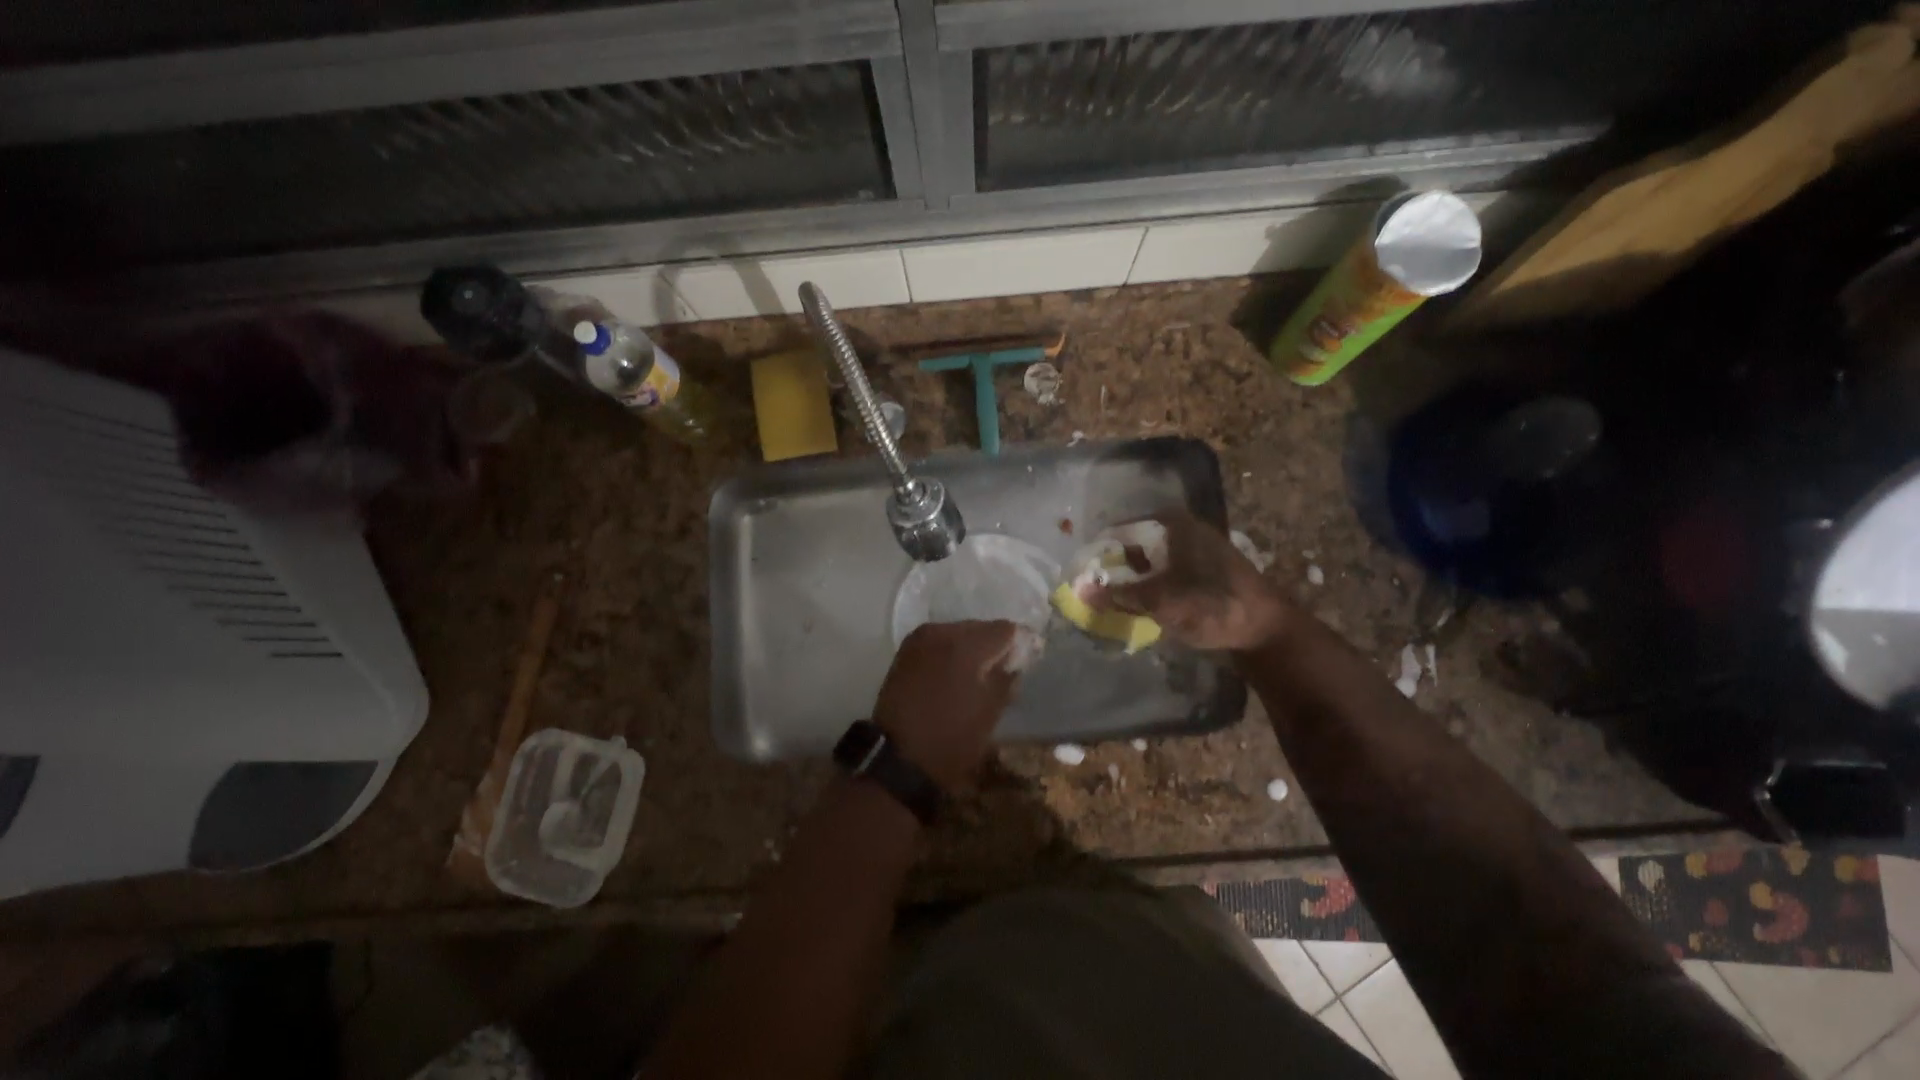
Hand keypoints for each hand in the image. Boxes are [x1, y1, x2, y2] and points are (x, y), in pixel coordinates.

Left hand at [871, 621, 1022, 790]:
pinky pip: (939, 643)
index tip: (1031, 658)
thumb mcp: (991, 711)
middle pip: (980, 627)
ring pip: (958, 633)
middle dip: (996, 644)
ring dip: (973, 648)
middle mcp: (941, 632)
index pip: (1006, 629)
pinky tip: (959, 673)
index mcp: (966, 645)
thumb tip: (1019, 657)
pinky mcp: (905, 653)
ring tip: (983, 672)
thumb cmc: (952, 738)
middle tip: (1009, 666)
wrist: (897, 759)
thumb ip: (1008, 677)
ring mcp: (919, 640)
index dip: (1023, 642)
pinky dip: (952, 653)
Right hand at [1084, 512, 1290, 651]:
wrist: (1266, 629)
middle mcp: (1185, 530)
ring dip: (1133, 580)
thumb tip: (1079, 591)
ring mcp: (1198, 550)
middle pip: (1137, 545)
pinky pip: (1167, 574)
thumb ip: (1119, 595)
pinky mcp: (1206, 572)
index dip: (1100, 551)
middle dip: (1115, 567)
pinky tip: (1142, 606)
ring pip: (1152, 562)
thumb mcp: (1161, 601)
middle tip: (1094, 591)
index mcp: (1174, 524)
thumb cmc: (1212, 605)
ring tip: (1113, 601)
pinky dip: (1152, 587)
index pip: (1122, 529)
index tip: (1083, 573)